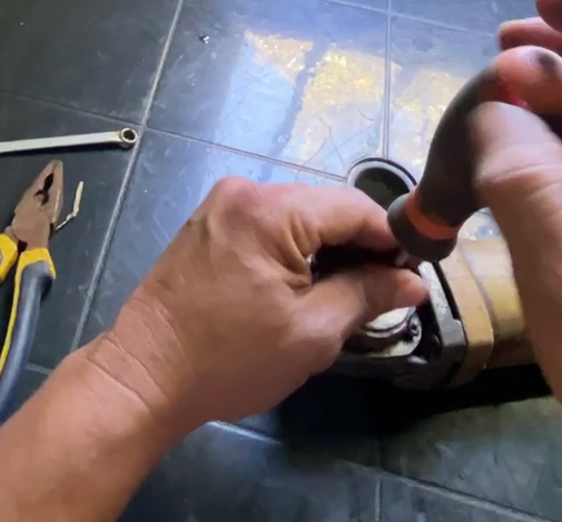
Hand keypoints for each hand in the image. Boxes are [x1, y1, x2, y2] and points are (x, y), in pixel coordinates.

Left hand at [84, 180, 426, 435]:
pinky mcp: (209, 220)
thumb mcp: (311, 333)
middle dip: (360, 243)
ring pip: (297, 214)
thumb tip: (412, 281)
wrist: (145, 372)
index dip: (392, 237)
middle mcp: (245, 190)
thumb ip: (366, 295)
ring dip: (328, 246)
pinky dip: (295, 246)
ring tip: (351, 290)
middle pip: (324, 205)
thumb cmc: (229, 358)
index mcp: (270, 209)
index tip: (416, 271)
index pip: (353, 206)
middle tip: (388, 288)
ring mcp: (222, 202)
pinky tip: (308, 281)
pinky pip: (268, 222)